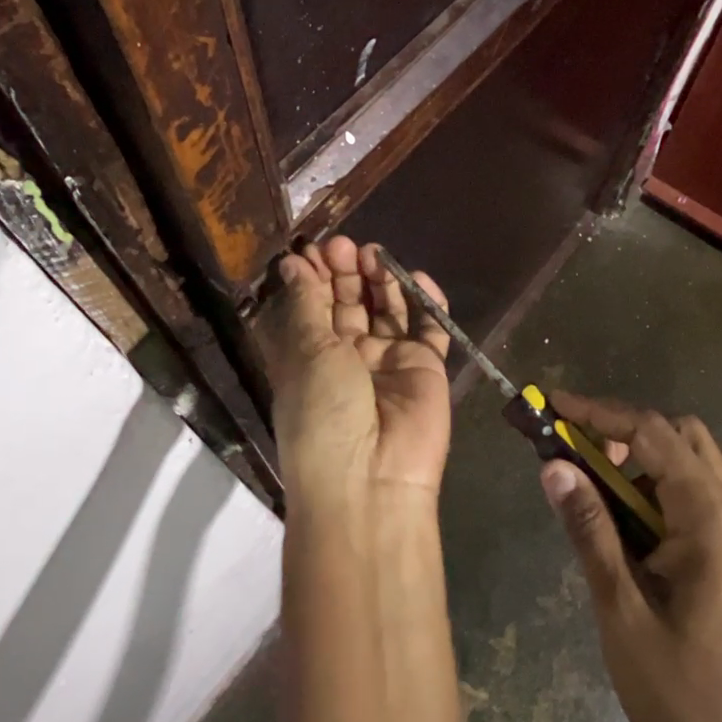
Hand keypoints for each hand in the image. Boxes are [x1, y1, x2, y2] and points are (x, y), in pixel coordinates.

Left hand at [258, 237, 453, 503]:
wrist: (371, 476)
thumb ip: (307, 303)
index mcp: (309, 357)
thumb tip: (292, 264)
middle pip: (348, 303)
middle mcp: (347, 357)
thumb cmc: (322, 411)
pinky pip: (429, 327)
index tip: (309, 248)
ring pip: (387, 309)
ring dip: (380, 279)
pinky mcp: (426, 366)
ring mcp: (388, 361)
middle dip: (344, 272)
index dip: (311, 277)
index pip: (311, 307)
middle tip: (342, 245)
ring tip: (372, 252)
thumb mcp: (305, 352)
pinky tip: (416, 275)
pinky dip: (426, 301)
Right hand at [539, 393, 721, 721]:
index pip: (652, 433)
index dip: (598, 413)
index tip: (551, 406)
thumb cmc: (685, 690)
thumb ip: (590, 531)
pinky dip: (658, 495)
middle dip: (624, 431)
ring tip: (591, 494)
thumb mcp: (623, 610)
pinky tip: (626, 532)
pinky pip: (697, 502)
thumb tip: (552, 466)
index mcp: (712, 516)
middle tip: (576, 454)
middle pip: (680, 437)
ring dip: (640, 464)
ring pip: (691, 468)